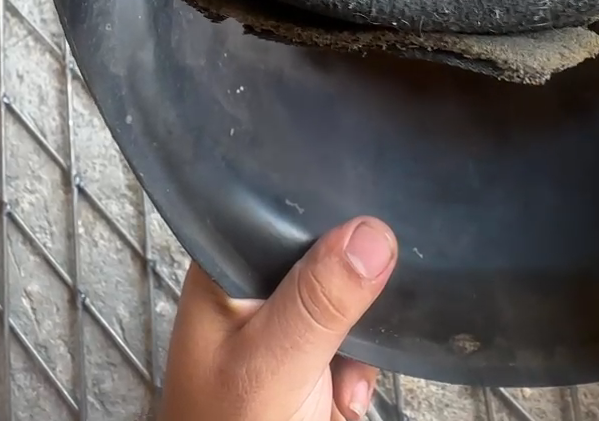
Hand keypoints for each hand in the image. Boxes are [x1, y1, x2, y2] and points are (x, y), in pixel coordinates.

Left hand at [159, 217, 398, 420]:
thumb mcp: (273, 364)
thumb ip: (317, 300)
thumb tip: (374, 231)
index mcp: (224, 263)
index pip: (282, 205)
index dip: (331, 209)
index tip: (371, 230)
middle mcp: (249, 281)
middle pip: (322, 247)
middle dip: (350, 289)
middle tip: (356, 328)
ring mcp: (276, 318)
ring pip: (343, 292)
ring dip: (357, 339)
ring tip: (343, 384)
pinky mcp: (300, 351)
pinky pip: (347, 334)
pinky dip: (356, 366)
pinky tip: (343, 395)